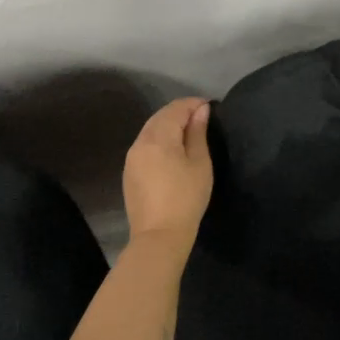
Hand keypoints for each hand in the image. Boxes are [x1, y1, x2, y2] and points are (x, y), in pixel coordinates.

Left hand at [122, 98, 213, 253]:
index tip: (210, 107)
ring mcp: (132, 157)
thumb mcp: (200, 163)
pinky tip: (172, 149)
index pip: (176, 108)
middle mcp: (140, 142)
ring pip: (150, 129)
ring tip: (188, 131)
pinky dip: (159, 138)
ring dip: (168, 124)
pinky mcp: (129, 171)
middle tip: (201, 117)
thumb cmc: (186, 198)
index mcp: (158, 137)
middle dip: (180, 112)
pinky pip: (145, 144)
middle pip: (160, 116)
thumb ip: (198, 132)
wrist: (159, 236)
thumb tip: (200, 110)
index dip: (193, 103)